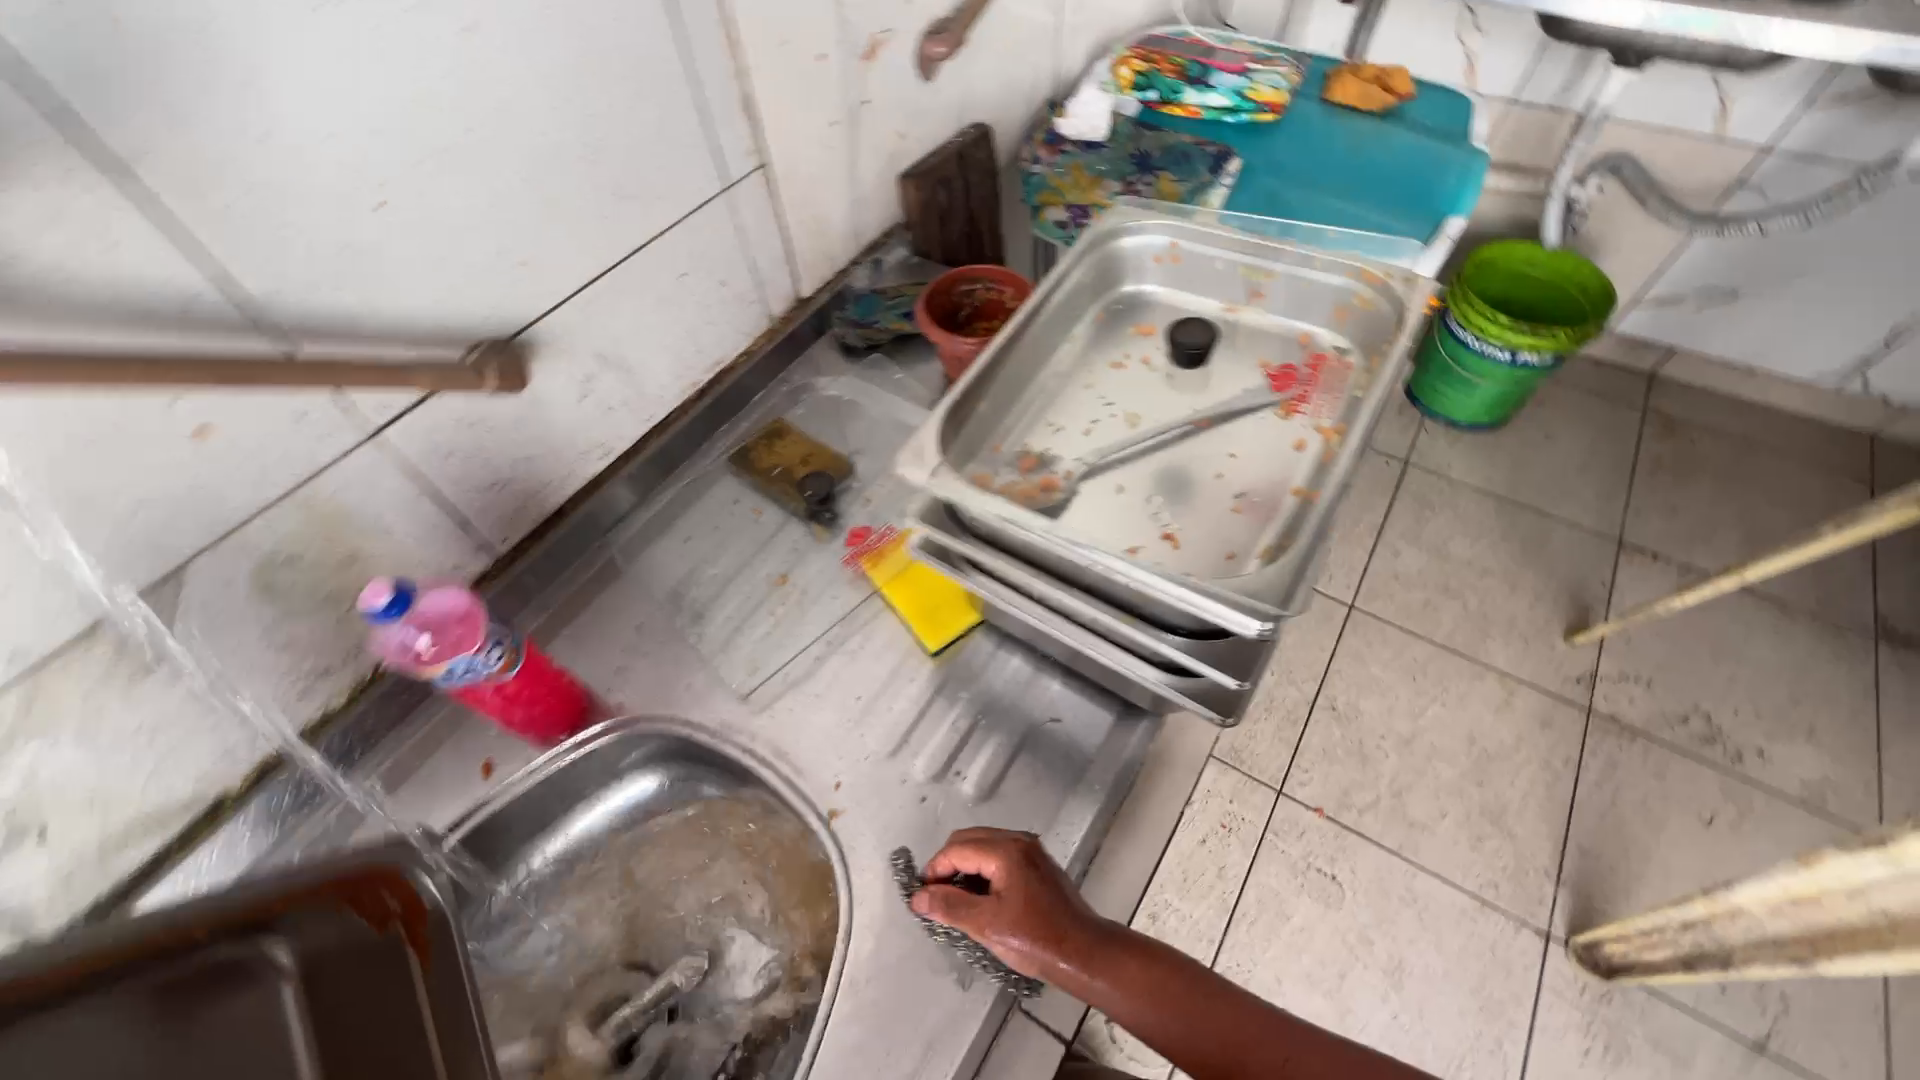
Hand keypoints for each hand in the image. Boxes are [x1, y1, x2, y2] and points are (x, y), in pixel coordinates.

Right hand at [909, 827, 1111, 979]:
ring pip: (984, 846)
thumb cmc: (1035, 939)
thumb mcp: (986, 925)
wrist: (1084, 952)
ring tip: (955, 900)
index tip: (922, 897)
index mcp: (1006, 851)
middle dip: (948, 865)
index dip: (935, 870)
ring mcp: (1030, 850)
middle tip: (935, 897)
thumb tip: (917, 896)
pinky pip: (1000, 855)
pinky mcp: (1037, 863)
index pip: (957, 849)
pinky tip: (979, 898)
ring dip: (965, 867)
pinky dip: (983, 870)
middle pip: (969, 840)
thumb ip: (949, 906)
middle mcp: (1019, 840)